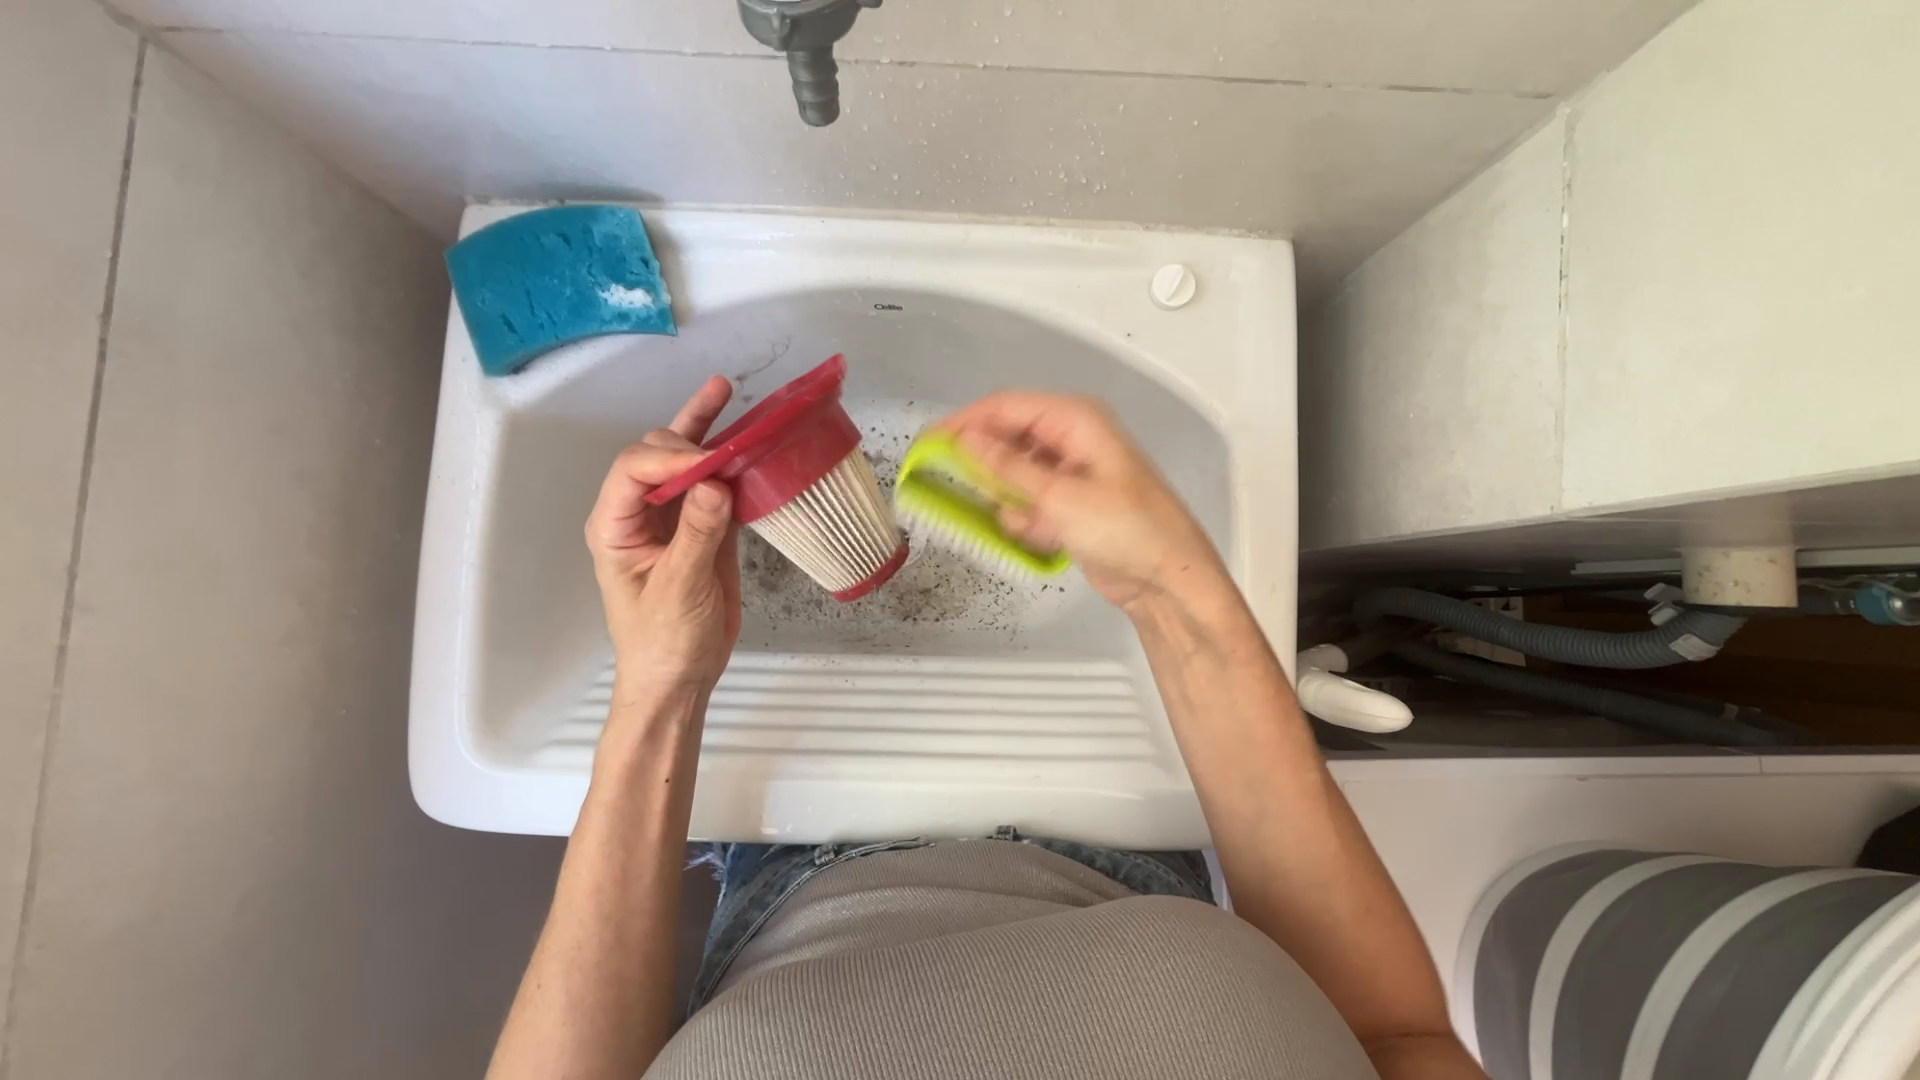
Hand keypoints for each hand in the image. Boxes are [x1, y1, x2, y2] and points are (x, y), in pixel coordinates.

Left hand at [585, 376, 741, 698]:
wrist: (682, 677)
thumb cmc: (664, 642)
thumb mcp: (678, 591)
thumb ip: (696, 535)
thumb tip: (715, 485)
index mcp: (615, 526)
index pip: (633, 471)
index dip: (670, 459)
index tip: (711, 465)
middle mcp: (640, 513)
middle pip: (656, 456)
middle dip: (688, 441)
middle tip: (728, 450)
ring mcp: (673, 518)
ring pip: (684, 462)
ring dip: (703, 428)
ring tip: (723, 389)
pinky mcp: (704, 528)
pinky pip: (714, 486)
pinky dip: (730, 463)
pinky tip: (745, 438)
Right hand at [937, 391, 1230, 612]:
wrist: (1166, 579)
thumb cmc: (1125, 530)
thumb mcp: (1060, 497)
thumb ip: (1008, 468)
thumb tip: (965, 441)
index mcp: (1075, 420)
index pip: (1005, 407)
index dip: (964, 422)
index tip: (927, 444)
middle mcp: (1071, 438)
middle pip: (1008, 440)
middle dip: (988, 468)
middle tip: (955, 488)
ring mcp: (1071, 472)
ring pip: (1015, 476)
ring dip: (1012, 501)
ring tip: (1026, 523)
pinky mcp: (1069, 504)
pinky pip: (1030, 503)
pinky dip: (1029, 521)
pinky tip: (1043, 536)